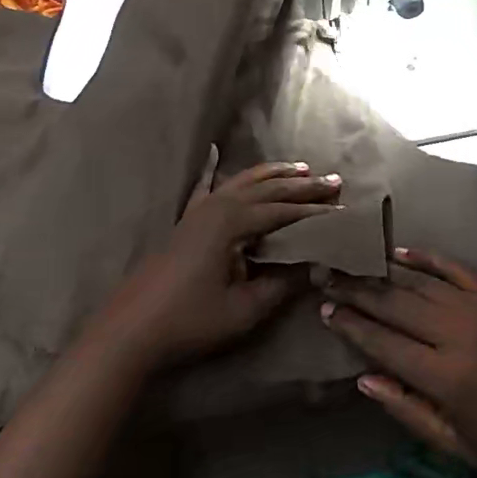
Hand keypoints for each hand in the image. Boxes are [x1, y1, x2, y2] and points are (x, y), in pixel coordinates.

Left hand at [95, 161, 342, 369]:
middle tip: (333, 180)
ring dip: (272, 174)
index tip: (343, 208)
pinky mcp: (186, 219)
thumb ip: (281, 285)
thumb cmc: (189, 320)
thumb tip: (317, 268)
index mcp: (233, 222)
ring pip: (242, 181)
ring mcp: (199, 209)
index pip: (283, 211)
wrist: (132, 327)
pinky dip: (211, 167)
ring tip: (299, 167)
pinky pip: (204, 185)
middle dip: (302, 185)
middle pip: (267, 189)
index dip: (315, 211)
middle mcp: (218, 206)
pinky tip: (213, 150)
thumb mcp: (243, 309)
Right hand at [320, 248, 476, 477]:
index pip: (383, 342)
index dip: (350, 324)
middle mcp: (459, 333)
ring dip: (382, 270)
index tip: (323, 307)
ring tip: (354, 261)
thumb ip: (409, 410)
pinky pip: (456, 269)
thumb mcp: (461, 448)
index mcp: (447, 377)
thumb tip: (362, 377)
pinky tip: (402, 249)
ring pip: (419, 281)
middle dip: (357, 289)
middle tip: (326, 273)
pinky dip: (427, 257)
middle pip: (395, 303)